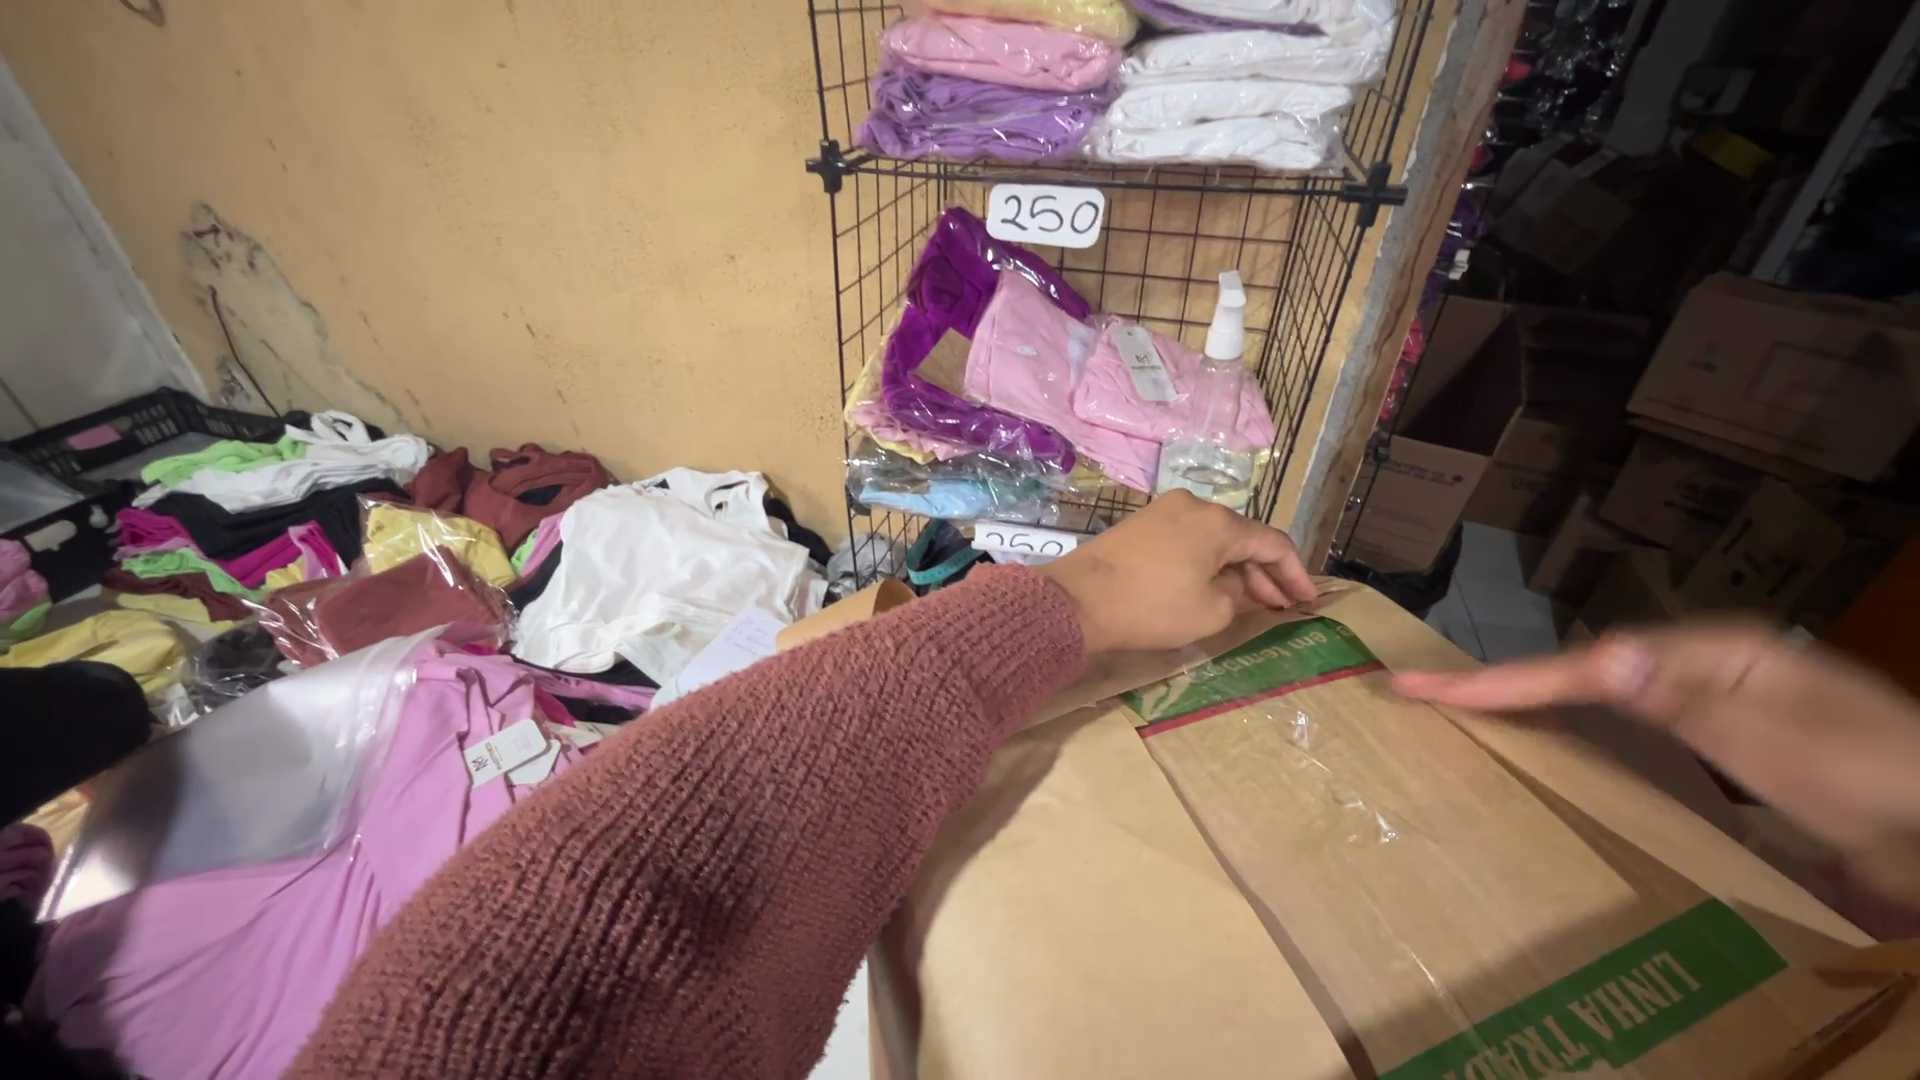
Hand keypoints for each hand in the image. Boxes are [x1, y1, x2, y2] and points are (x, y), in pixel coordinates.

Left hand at [1038, 490, 1316, 655]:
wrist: (1077, 600)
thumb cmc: (1151, 608)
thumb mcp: (1210, 612)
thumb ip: (1239, 597)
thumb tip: (1237, 586)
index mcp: (1219, 522)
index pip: (1273, 543)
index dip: (1295, 574)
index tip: (1307, 601)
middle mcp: (1193, 506)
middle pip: (1242, 538)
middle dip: (1264, 573)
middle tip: (1280, 605)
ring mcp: (1162, 511)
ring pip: (1213, 539)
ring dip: (1233, 569)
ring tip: (1249, 602)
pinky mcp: (1139, 525)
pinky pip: (1186, 541)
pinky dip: (1205, 563)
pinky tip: (1211, 587)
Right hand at [1393, 626, 1919, 902]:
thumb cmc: (1881, 781)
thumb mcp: (1788, 739)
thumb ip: (1688, 699)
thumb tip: (1602, 659)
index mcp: (1704, 653)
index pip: (1575, 666)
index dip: (1495, 680)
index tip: (1416, 686)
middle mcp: (1692, 666)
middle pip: (1571, 671)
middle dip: (1495, 682)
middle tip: (1418, 689)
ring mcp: (1703, 700)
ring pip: (1587, 695)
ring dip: (1522, 700)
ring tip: (1458, 707)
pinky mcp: (1712, 739)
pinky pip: (1615, 724)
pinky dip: (1565, 725)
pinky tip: (1542, 736)